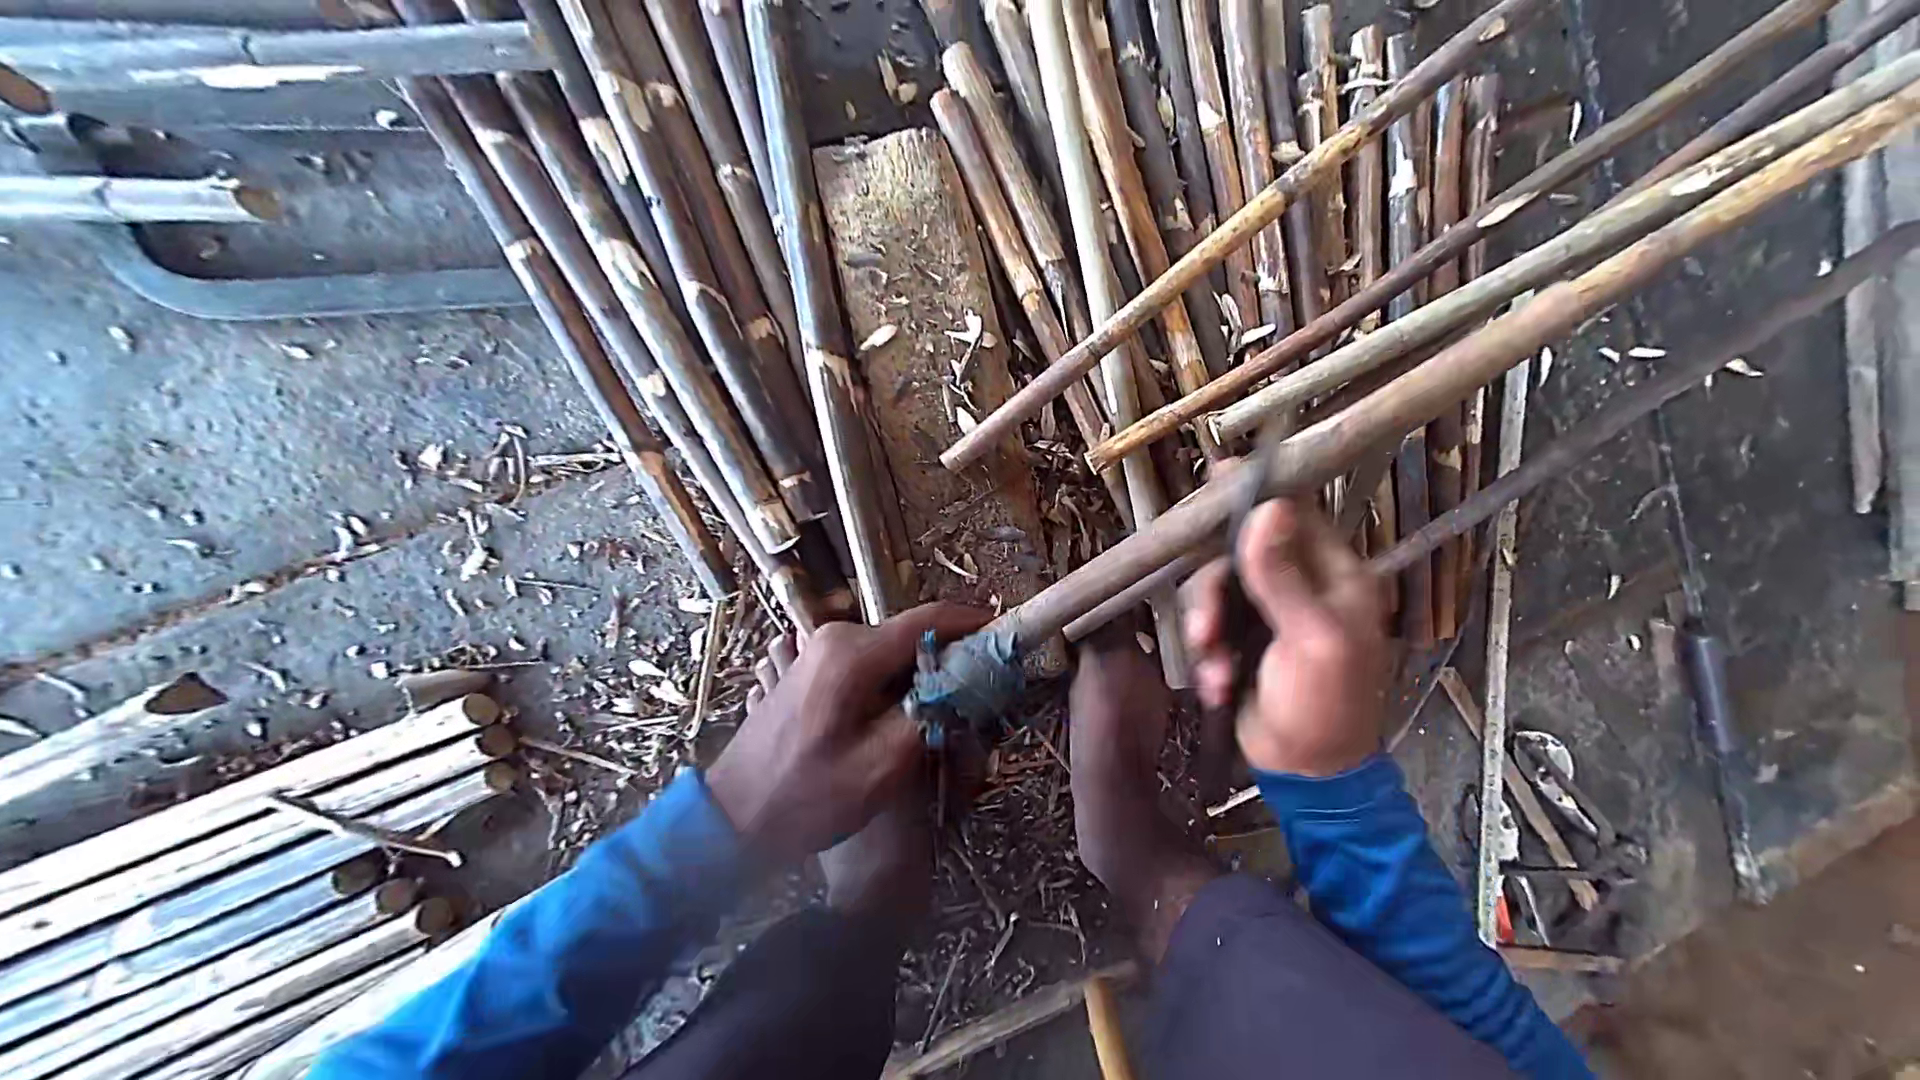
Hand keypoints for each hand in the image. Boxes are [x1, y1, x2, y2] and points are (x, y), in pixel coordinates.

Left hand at [704, 603, 989, 863]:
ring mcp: (816, 650)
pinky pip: (867, 662)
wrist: (730, 817)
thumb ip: (931, 714)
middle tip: (978, 693)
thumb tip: (970, 679)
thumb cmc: (805, 798)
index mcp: (851, 652)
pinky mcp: (810, 667)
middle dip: (948, 658)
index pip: (927, 620)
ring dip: (920, 674)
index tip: (1004, 632)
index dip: (972, 623)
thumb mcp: (880, 767)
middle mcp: (833, 637)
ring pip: (890, 651)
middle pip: (910, 636)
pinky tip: (900, 714)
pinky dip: (893, 680)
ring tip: (942, 713)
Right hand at [1184, 499, 1387, 777]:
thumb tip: (1269, 508)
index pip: (1295, 516)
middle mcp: (1301, 585)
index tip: (1216, 477)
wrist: (1307, 771)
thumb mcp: (1312, 640)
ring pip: (1216, 591)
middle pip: (1238, 556)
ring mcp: (1268, 612)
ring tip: (1215, 670)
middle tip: (1206, 632)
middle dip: (1214, 594)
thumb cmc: (1326, 705)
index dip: (1256, 495)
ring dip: (1207, 631)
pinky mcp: (1242, 638)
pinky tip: (1218, 685)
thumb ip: (1284, 575)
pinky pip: (1210, 625)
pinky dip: (1208, 656)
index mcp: (1336, 577)